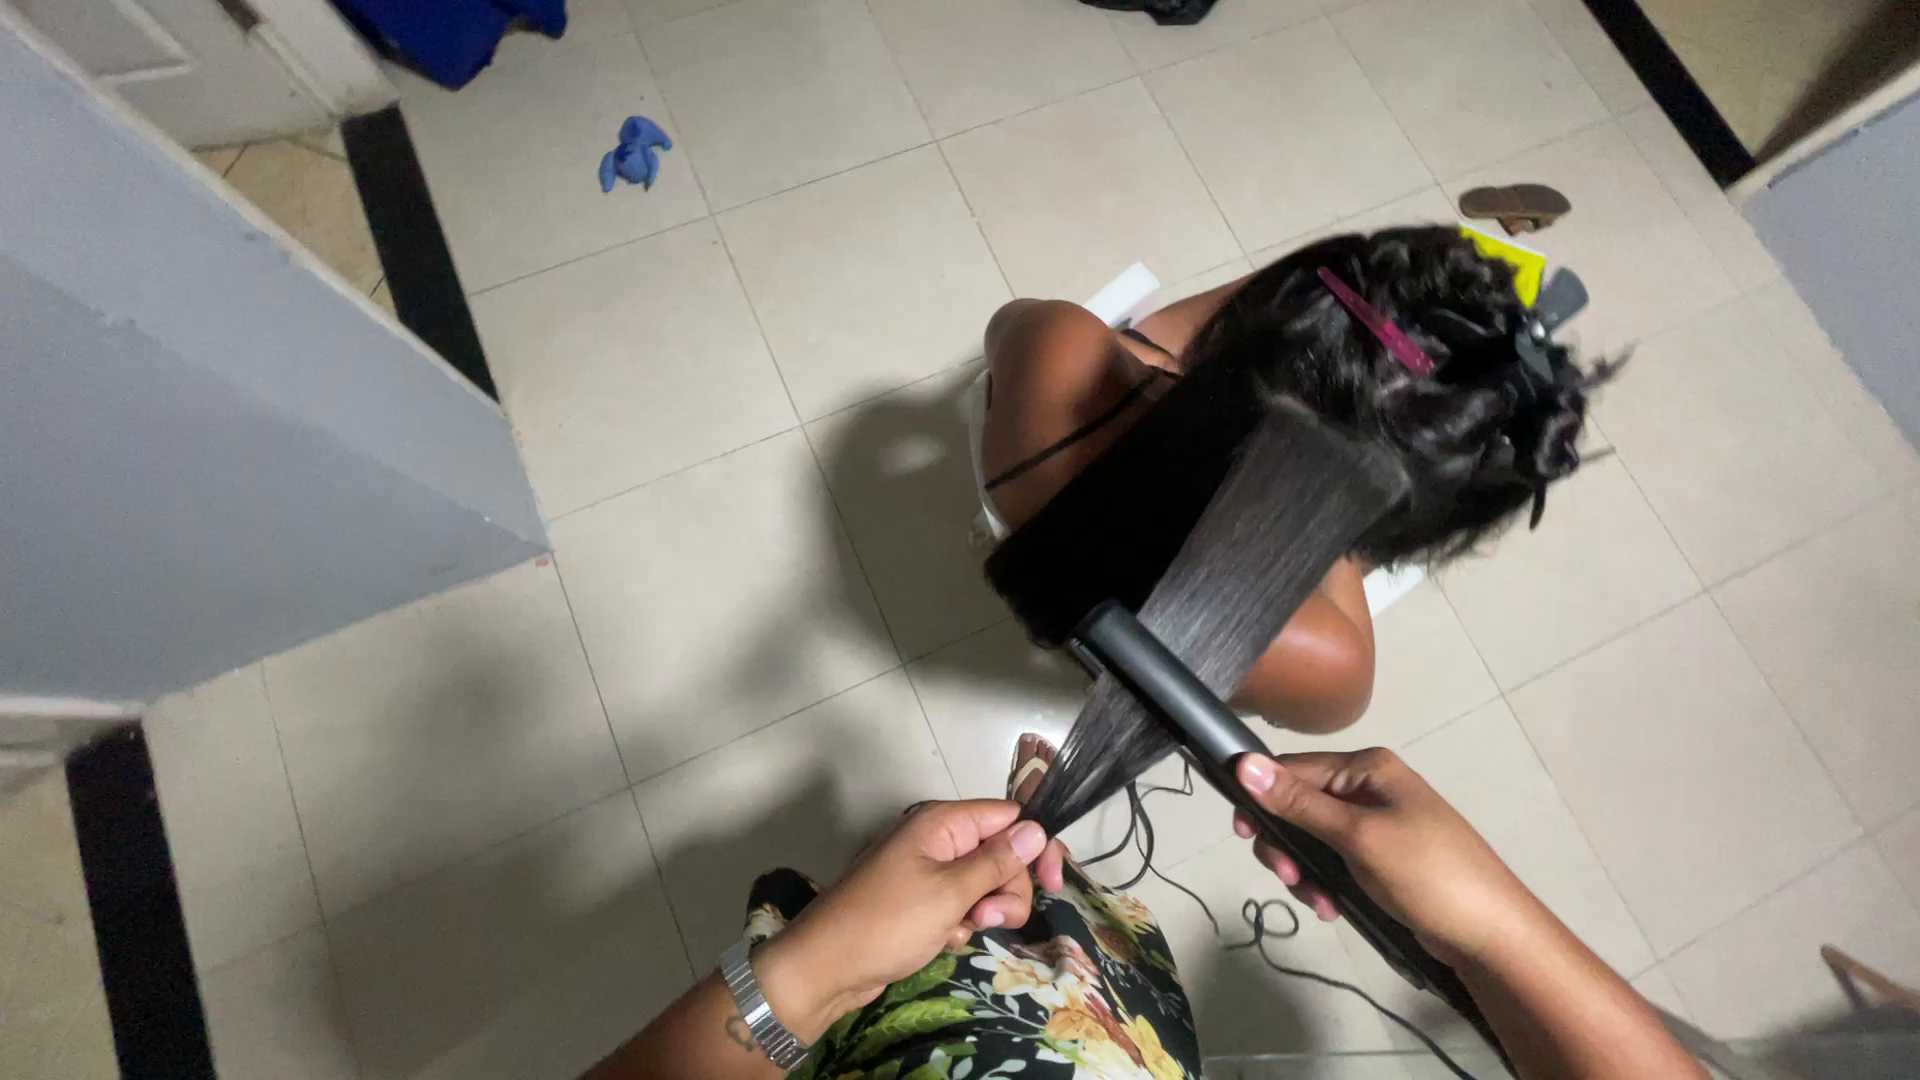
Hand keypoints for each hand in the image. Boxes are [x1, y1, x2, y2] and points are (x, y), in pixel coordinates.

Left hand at [755, 801, 1047, 1041]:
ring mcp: (931, 868)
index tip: (1053, 883)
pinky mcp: (925, 897)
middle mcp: (940, 837)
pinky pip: (963, 902)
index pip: (1010, 816)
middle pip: (1002, 853)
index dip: (1036, 845)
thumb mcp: (949, 894)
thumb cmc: (887, 923)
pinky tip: (943, 938)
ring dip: (984, 910)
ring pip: (986, 882)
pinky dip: (961, 922)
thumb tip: (1036, 829)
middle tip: (987, 918)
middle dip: (1006, 888)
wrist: (827, 968)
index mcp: (944, 822)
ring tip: (960, 930)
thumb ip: (995, 862)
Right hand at [1232, 749, 1546, 963]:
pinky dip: (1322, 881)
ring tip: (1315, 899)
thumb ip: (1297, 802)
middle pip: (1296, 804)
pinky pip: (1331, 858)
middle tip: (1285, 876)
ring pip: (1310, 836)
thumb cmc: (1429, 875)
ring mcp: (1374, 823)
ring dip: (1302, 868)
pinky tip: (1330, 905)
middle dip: (1284, 842)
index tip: (1244, 833)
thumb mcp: (1358, 836)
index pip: (1291, 768)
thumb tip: (1242, 762)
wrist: (1496, 939)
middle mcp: (1366, 788)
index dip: (1261, 797)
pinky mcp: (1378, 856)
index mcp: (1365, 768)